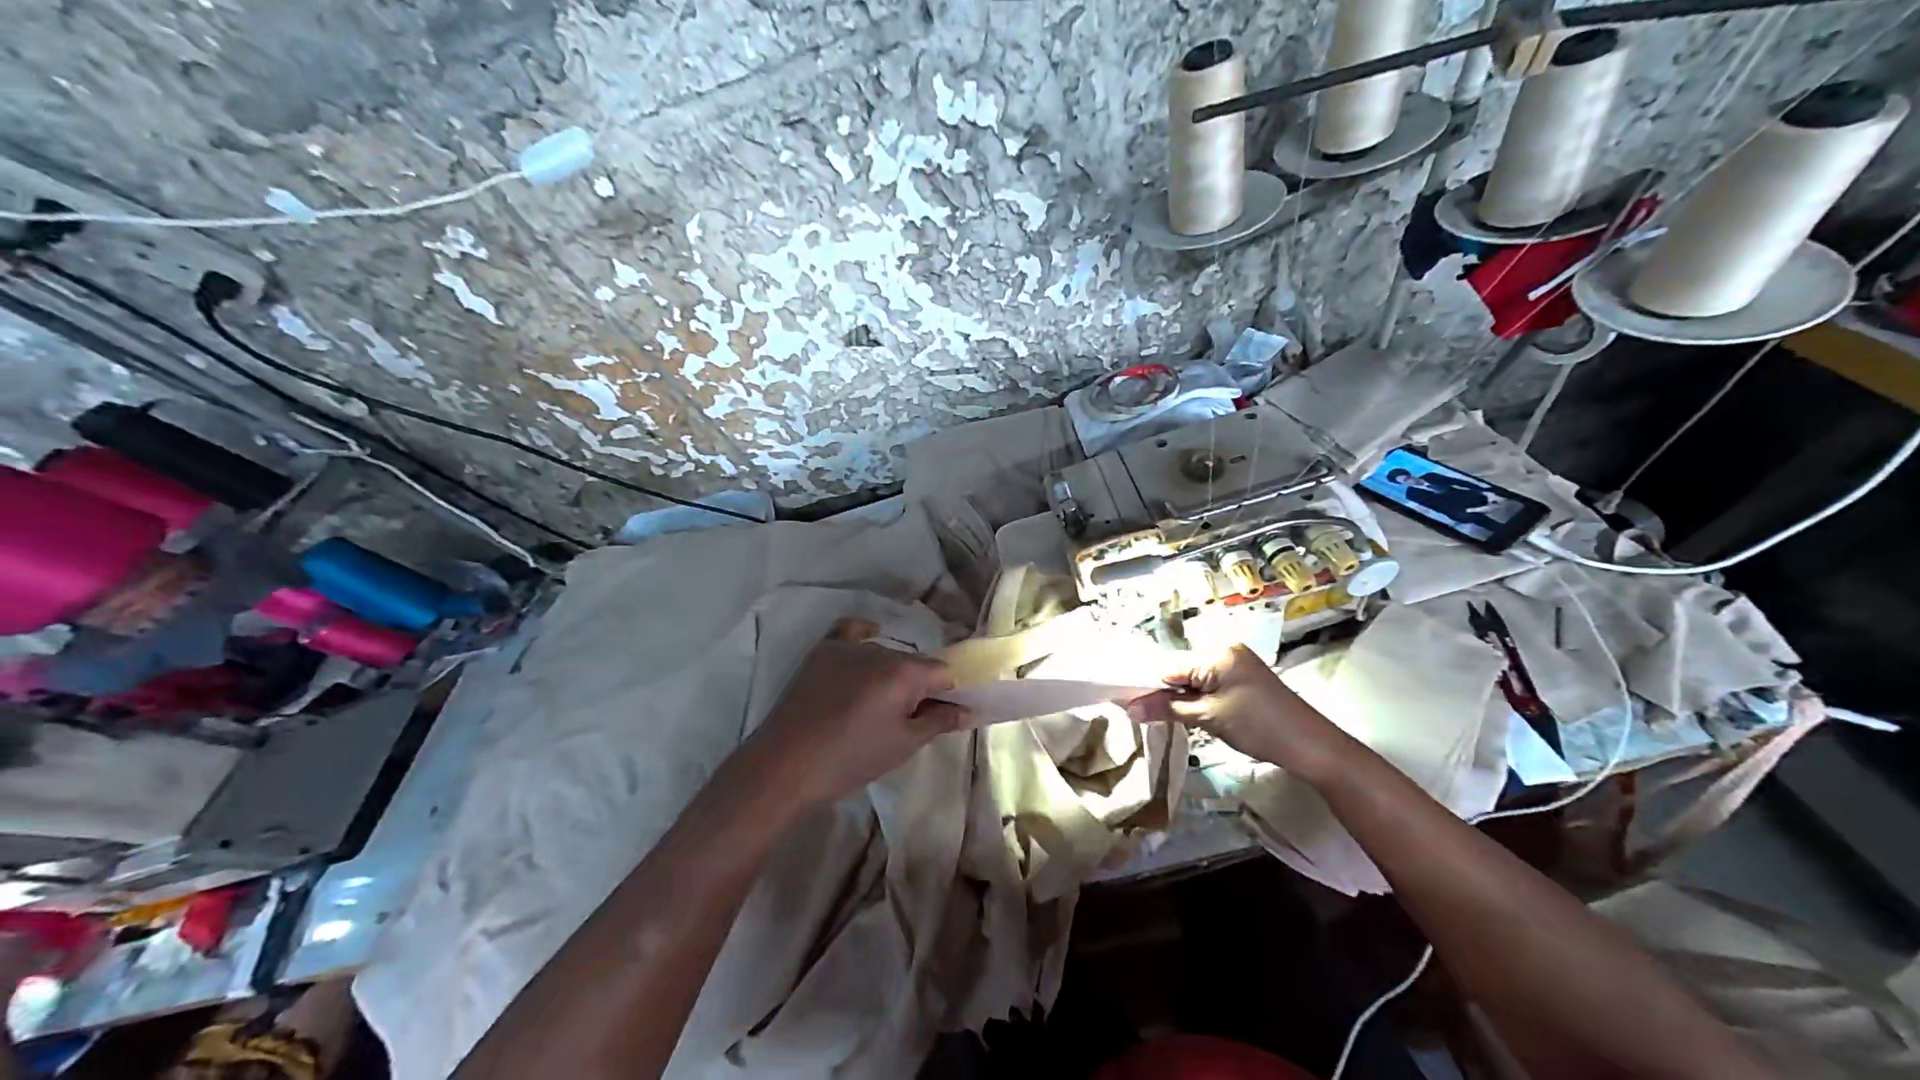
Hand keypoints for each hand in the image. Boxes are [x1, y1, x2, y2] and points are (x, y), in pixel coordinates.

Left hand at [742, 636, 967, 807]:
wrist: (785, 765)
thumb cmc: (851, 759)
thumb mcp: (903, 745)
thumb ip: (939, 721)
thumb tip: (968, 711)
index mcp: (904, 672)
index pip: (943, 673)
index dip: (946, 694)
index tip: (937, 716)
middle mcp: (880, 650)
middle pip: (914, 663)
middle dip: (917, 685)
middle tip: (904, 720)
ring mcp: (847, 647)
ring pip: (885, 653)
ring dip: (889, 672)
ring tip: (873, 706)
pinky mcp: (821, 651)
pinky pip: (851, 632)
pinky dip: (864, 635)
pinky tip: (867, 645)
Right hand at [1127, 645, 1353, 783]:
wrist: (1312, 746)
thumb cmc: (1259, 728)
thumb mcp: (1208, 718)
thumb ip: (1167, 708)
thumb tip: (1128, 708)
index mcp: (1218, 654)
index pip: (1170, 666)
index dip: (1148, 686)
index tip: (1129, 705)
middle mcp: (1226, 651)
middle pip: (1181, 669)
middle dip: (1164, 692)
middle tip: (1145, 715)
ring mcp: (1237, 664)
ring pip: (1194, 678)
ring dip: (1181, 697)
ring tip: (1166, 718)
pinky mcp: (1244, 679)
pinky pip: (1209, 684)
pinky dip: (1198, 699)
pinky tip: (1192, 715)